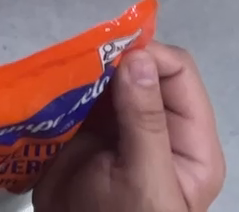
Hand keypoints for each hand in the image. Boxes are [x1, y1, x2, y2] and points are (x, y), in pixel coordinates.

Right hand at [33, 43, 224, 211]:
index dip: (147, 55)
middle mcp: (159, 127)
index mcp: (190, 142)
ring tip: (58, 66)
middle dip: (110, 57)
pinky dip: (65, 79)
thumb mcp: (143, 182)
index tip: (107, 56)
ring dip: (84, 66)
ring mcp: (120, 126)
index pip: (178, 74)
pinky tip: (48, 79)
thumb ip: (144, 122)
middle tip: (75, 58)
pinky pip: (79, 89)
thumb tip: (138, 56)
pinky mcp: (85, 127)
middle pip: (142, 68)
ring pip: (107, 74)